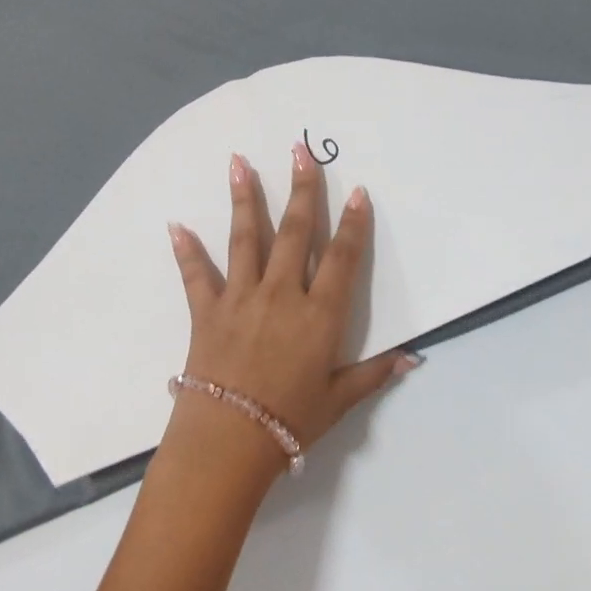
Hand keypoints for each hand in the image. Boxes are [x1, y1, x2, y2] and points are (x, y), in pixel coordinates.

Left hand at [167, 143, 417, 472]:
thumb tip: (414, 357)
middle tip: (299, 150)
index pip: (342, 258)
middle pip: (295, 231)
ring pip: (246, 238)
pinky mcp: (207, 311)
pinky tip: (175, 224)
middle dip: (301, 189)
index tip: (358, 192)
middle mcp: (281, 294)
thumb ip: (375, 373)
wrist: (228, 441)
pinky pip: (196, 274)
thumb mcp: (340, 400)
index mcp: (319, 313)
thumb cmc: (290, 422)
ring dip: (245, 197)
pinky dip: (186, 250)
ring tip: (239, 161)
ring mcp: (241, 298)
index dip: (353, 224)